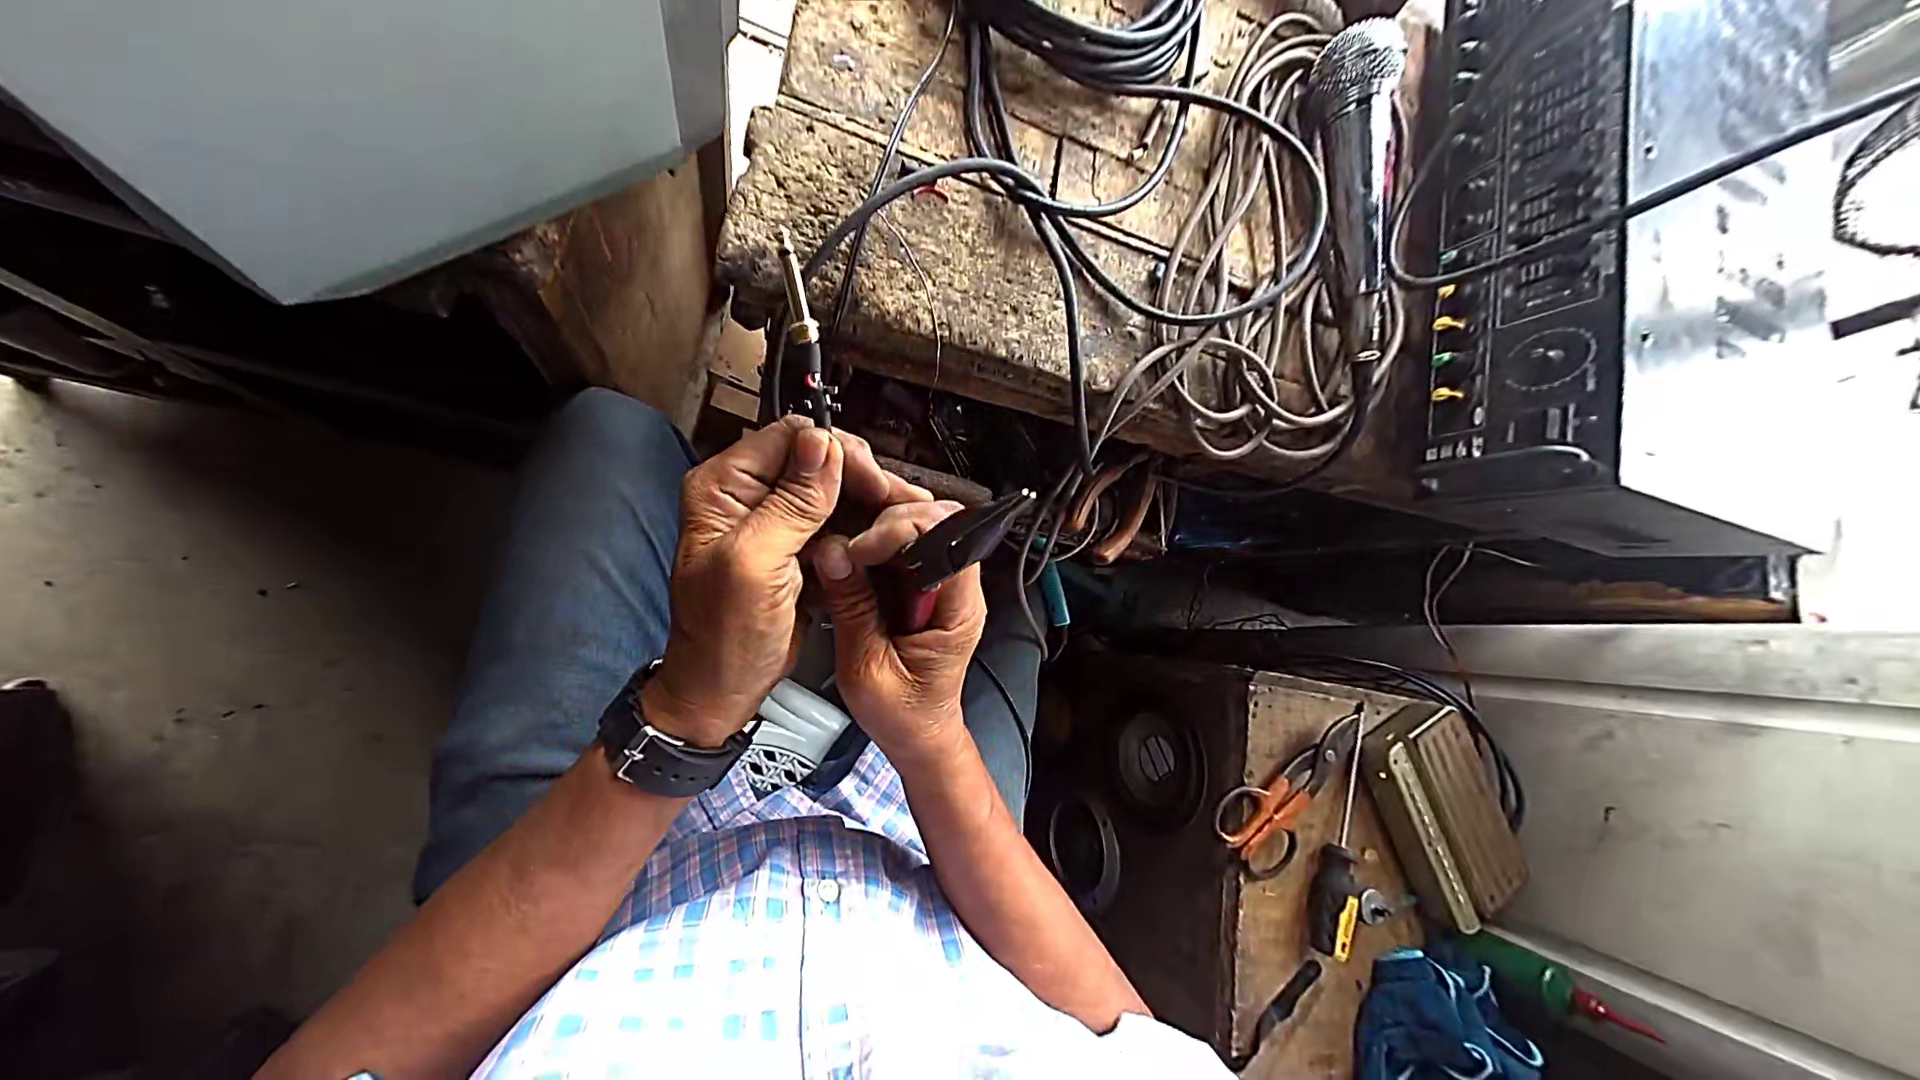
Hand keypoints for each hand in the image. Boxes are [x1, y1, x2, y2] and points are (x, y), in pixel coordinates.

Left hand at [646, 417, 928, 746]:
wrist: (724, 686)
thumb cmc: (723, 636)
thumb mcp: (754, 565)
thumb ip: (790, 504)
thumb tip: (822, 446)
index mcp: (724, 488)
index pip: (791, 439)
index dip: (837, 454)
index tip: (872, 482)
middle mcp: (748, 495)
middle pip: (817, 460)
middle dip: (860, 477)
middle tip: (894, 501)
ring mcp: (775, 520)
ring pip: (832, 490)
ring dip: (867, 503)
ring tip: (900, 516)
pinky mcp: (797, 544)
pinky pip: (836, 521)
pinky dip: (861, 528)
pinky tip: (884, 537)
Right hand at [810, 501, 986, 771]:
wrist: (919, 733)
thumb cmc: (903, 714)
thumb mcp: (866, 668)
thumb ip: (852, 609)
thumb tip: (832, 553)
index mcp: (958, 610)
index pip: (946, 539)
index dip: (900, 531)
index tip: (860, 550)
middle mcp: (958, 590)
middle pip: (938, 521)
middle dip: (889, 521)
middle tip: (850, 544)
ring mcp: (942, 585)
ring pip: (921, 527)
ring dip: (881, 528)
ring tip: (848, 548)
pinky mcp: (923, 586)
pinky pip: (906, 548)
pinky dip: (877, 544)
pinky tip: (854, 558)